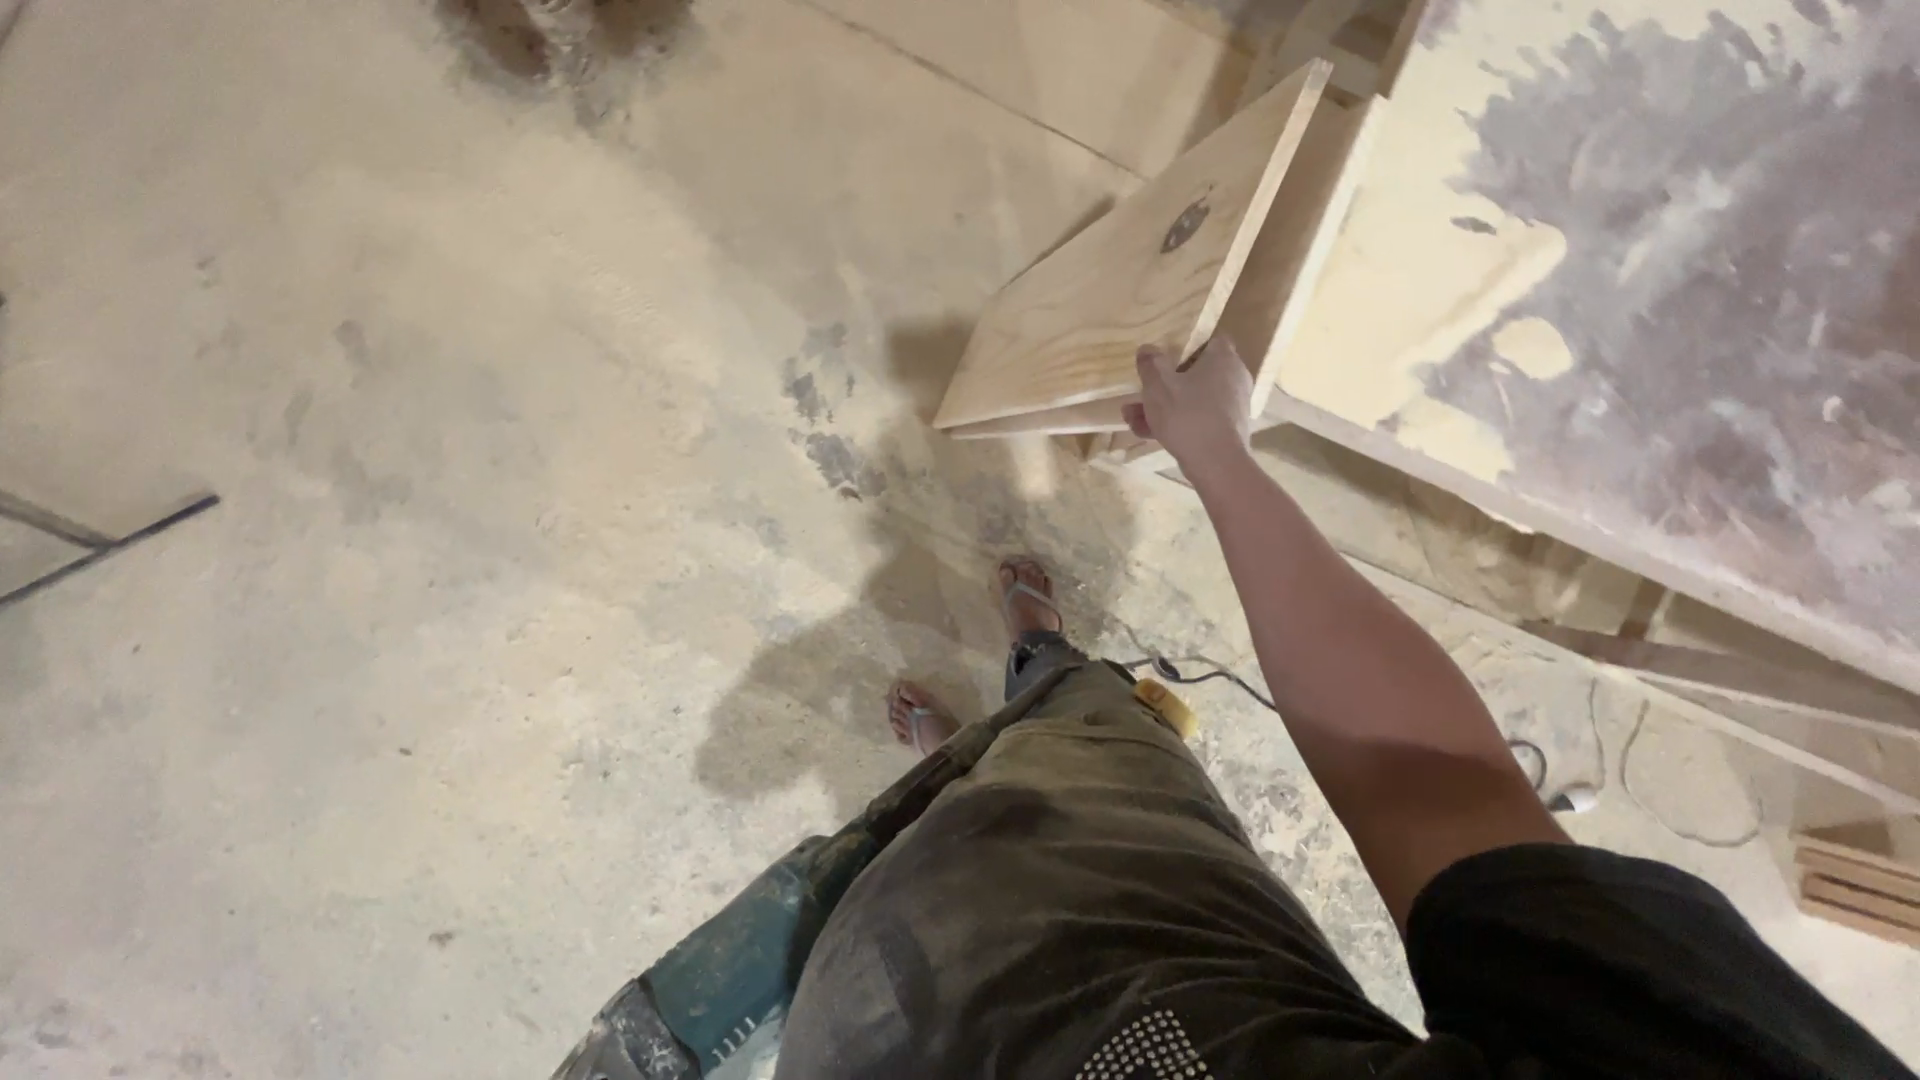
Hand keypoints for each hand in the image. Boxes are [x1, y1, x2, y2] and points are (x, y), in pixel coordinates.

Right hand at [1122, 335, 1253, 476]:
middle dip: (1163, 384)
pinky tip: (1145, 434)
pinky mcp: (1226, 431)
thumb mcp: (1158, 385)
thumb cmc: (1187, 414)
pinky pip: (1196, 419)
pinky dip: (1174, 423)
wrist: (1215, 463)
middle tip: (1141, 391)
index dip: (1187, 345)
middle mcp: (1233, 379)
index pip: (1211, 340)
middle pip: (1195, 374)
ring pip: (1191, 400)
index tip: (1165, 354)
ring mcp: (1231, 407)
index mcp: (1223, 359)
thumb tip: (1147, 348)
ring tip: (1131, 418)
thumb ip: (1150, 364)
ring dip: (1162, 407)